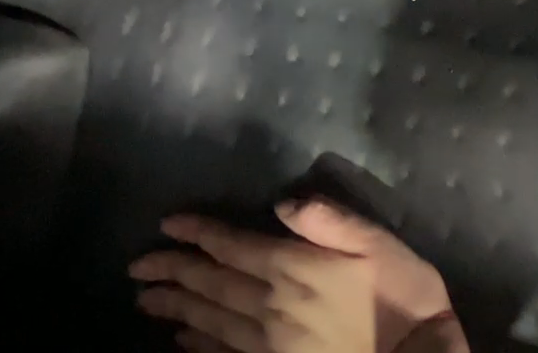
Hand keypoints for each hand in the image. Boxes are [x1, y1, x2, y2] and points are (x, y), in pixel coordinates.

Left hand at [130, 199, 465, 352]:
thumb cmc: (399, 294)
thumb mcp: (376, 242)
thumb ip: (329, 219)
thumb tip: (284, 200)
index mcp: (292, 267)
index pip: (231, 245)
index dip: (197, 233)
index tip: (166, 224)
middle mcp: (271, 306)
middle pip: (210, 284)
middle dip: (172, 271)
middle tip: (137, 265)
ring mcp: (268, 345)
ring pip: (209, 321)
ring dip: (175, 307)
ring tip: (146, 299)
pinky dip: (197, 346)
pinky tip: (181, 341)